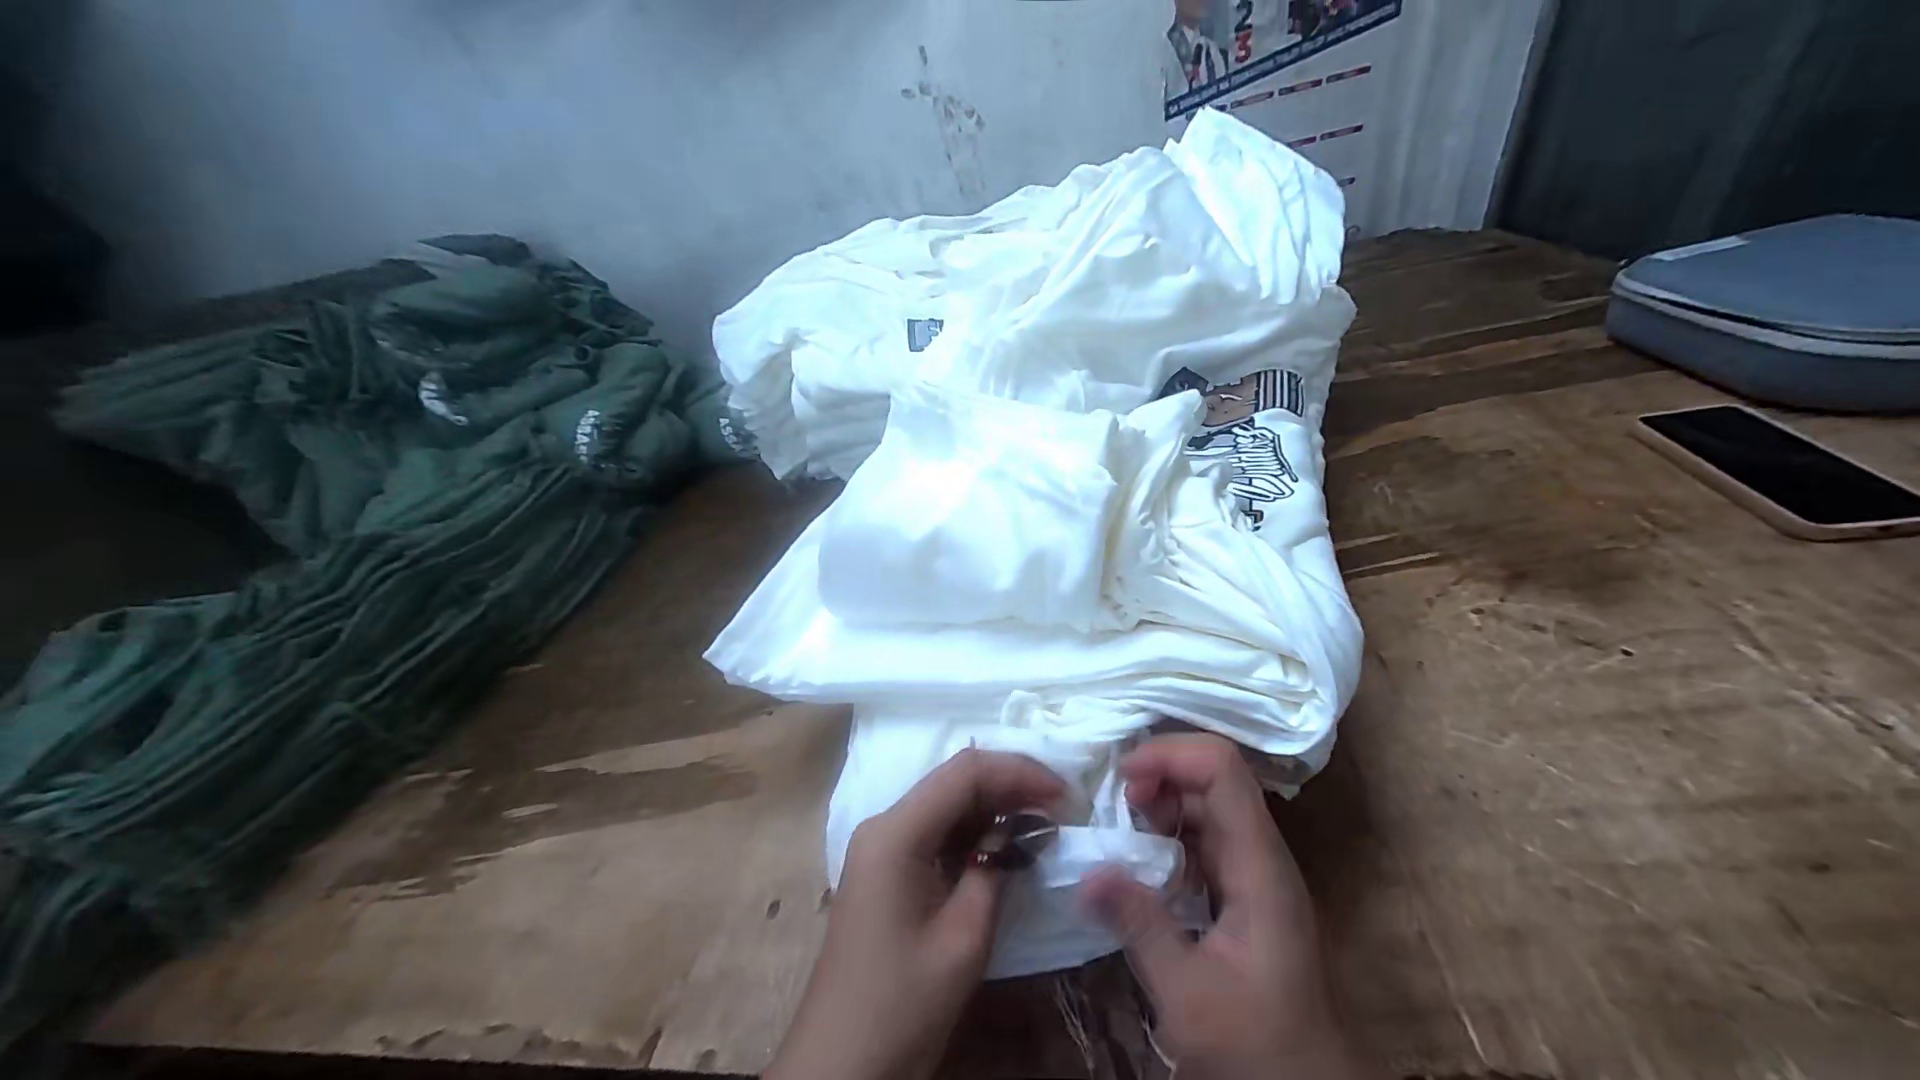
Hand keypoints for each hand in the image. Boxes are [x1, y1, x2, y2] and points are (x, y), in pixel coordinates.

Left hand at [768, 748, 1065, 1079]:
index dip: (1018, 772)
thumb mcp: (964, 937)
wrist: (843, 1062)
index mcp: (896, 833)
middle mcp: (884, 825)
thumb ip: (995, 868)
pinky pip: (935, 831)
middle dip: (1009, 786)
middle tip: (1059, 809)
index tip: (1063, 796)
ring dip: (994, 807)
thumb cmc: (903, 1004)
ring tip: (1042, 822)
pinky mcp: (887, 867)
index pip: (964, 773)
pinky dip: (973, 831)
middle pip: (953, 782)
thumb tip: (1023, 827)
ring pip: (946, 803)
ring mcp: (882, 845)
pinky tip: (1005, 843)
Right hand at [1079, 734, 1375, 1079]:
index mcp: (1259, 867)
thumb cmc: (1256, 1050)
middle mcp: (1261, 856)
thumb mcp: (1188, 995)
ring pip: (1206, 805)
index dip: (1171, 755)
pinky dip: (1167, 833)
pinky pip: (1203, 837)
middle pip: (1213, 778)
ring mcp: (1253, 873)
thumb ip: (1140, 925)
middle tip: (1115, 810)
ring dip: (1160, 804)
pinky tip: (1143, 863)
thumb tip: (1088, 872)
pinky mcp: (1242, 892)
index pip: (1223, 770)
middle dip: (1159, 775)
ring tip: (1123, 833)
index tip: (1123, 779)